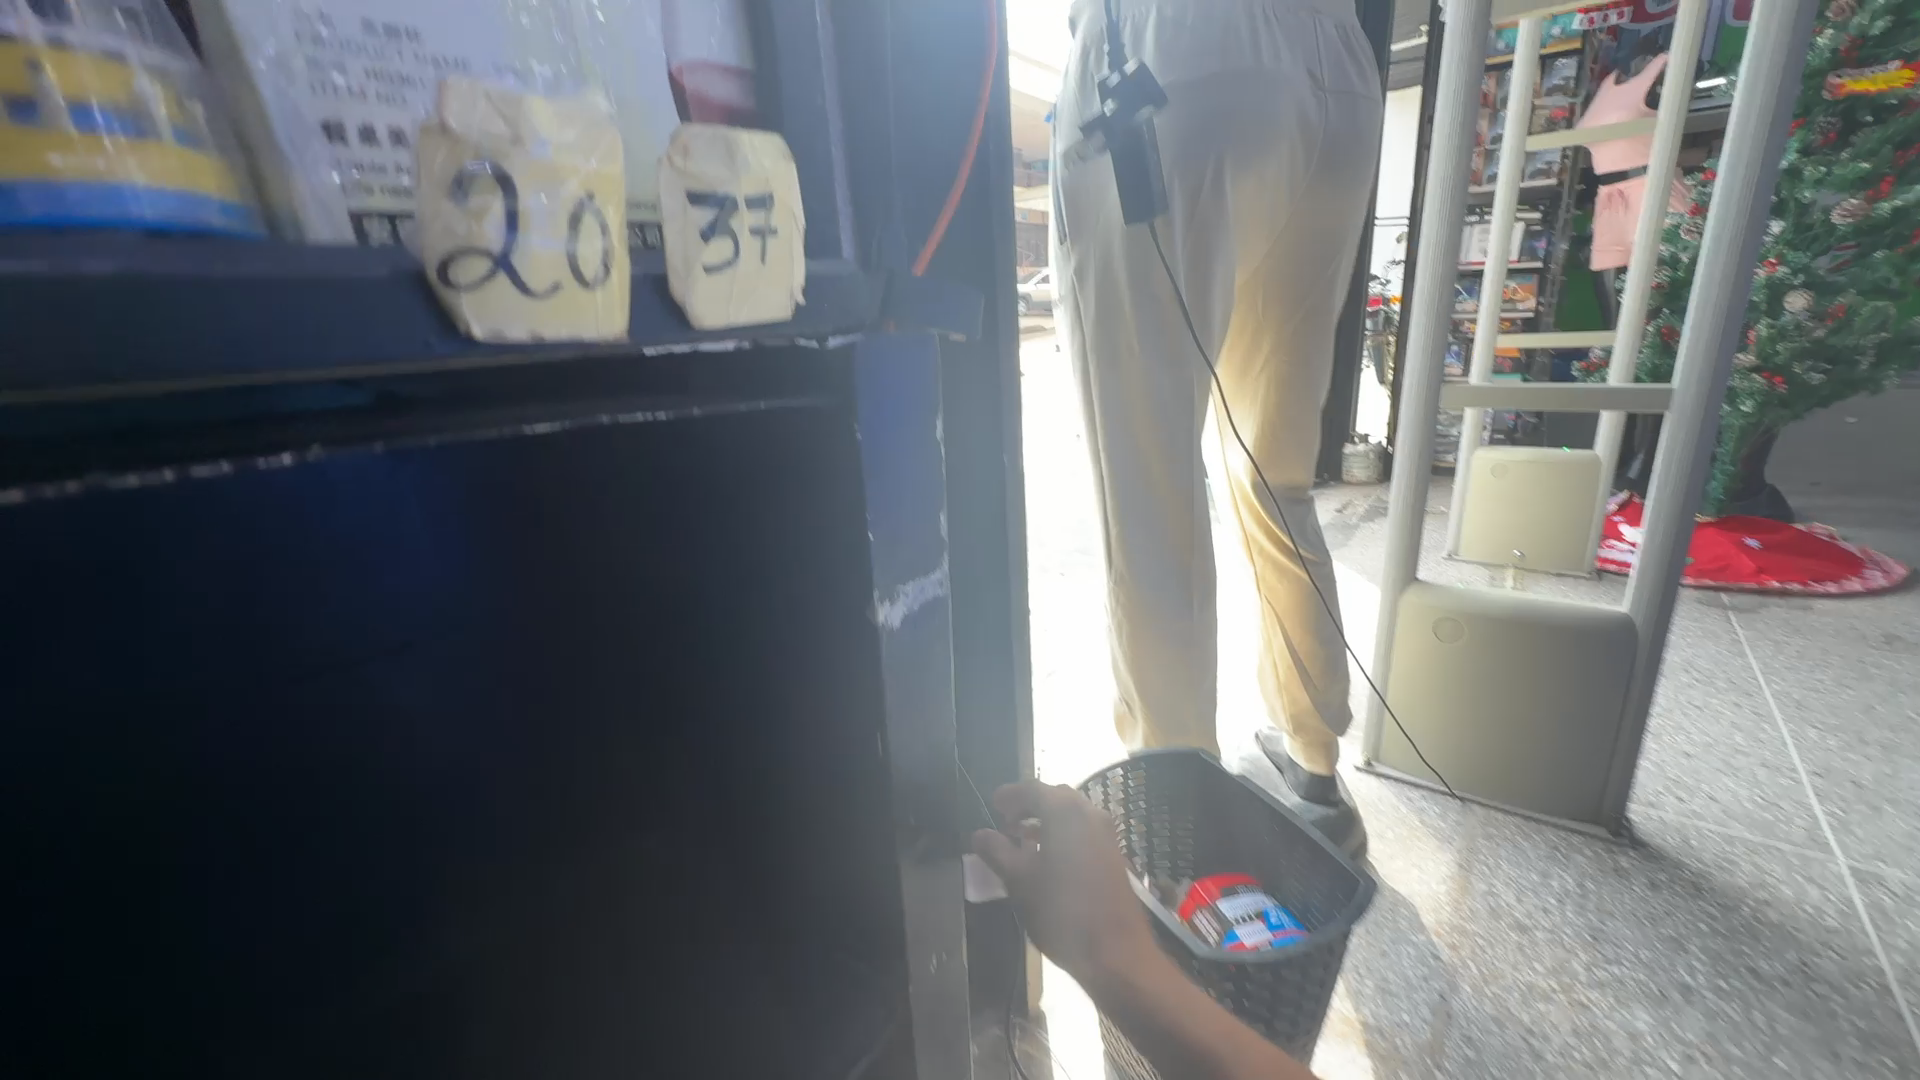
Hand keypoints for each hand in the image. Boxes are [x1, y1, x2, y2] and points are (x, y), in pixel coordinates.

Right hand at [970, 780, 1160, 987]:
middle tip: (1005, 822)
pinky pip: (1082, 831)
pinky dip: (1062, 834)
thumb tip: (979, 834)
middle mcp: (1089, 814)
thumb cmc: (1062, 912)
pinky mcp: (1113, 855)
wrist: (1117, 953)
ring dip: (1044, 821)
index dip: (1010, 794)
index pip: (1033, 788)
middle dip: (1027, 806)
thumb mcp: (1019, 881)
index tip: (993, 805)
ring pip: (1070, 815)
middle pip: (1054, 797)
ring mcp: (1106, 834)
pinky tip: (1047, 859)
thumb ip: (997, 852)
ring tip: (1021, 841)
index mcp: (1065, 812)